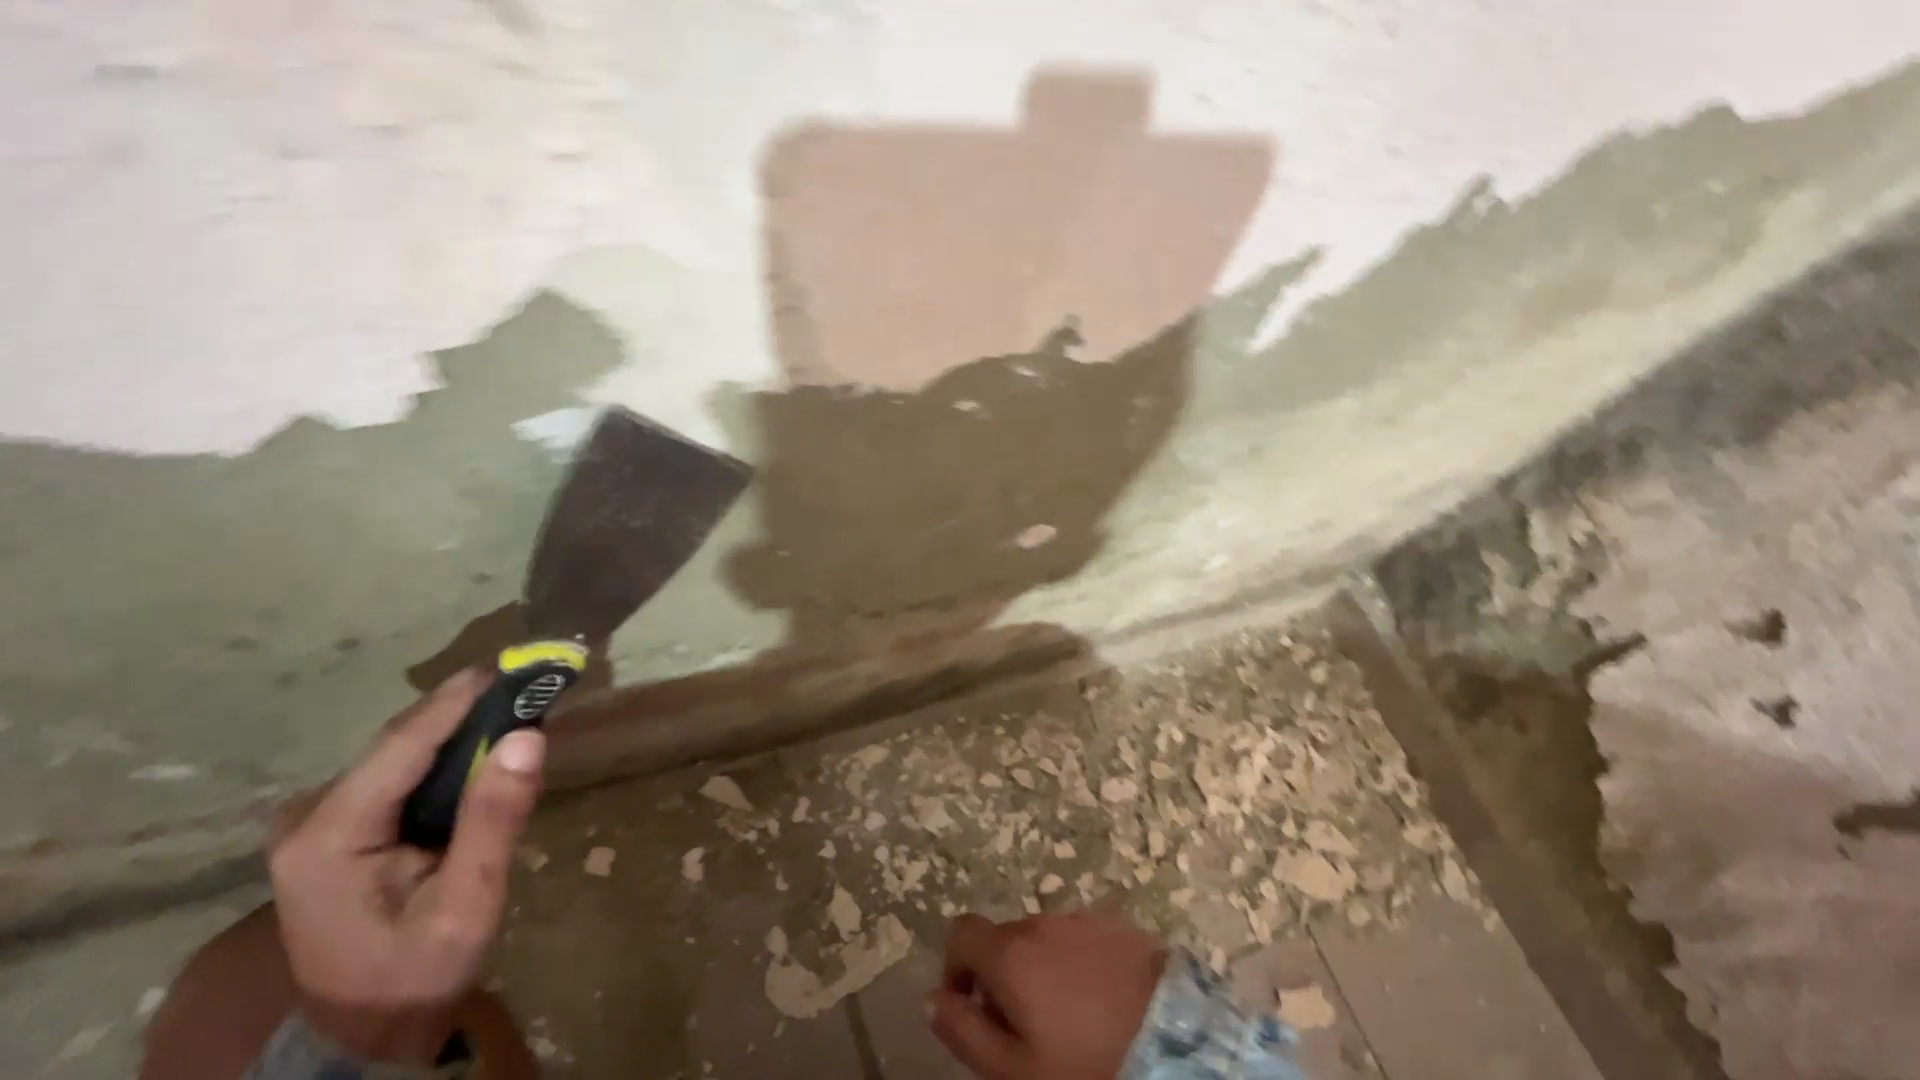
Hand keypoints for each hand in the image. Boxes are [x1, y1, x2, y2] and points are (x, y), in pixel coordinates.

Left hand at [267, 669, 545, 1065]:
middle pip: (397, 742)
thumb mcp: (468, 902)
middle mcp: (309, 816)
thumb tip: (529, 736)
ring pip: (398, 753)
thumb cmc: (418, 972)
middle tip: (526, 679)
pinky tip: (482, 743)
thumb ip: (494, 819)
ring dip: (457, 727)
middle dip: (464, 708)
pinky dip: (443, 754)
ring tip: (515, 701)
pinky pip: (396, 773)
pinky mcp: (335, 827)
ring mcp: (317, 821)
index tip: (513, 663)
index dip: (461, 699)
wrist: (366, 1030)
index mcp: (329, 836)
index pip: (404, 744)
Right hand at [931, 910, 1167, 1079]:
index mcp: (1010, 952)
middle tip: (1023, 1026)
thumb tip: (932, 998)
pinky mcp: (1122, 926)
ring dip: (1041, 968)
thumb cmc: (1086, 1062)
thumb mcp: (1013, 1069)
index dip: (955, 966)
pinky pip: (1082, 939)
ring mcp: (1086, 920)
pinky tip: (1100, 1000)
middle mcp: (1043, 922)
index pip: (960, 931)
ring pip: (1044, 938)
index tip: (971, 1005)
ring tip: (1068, 1016)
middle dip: (1001, 975)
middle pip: (1004, 938)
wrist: (1178, 1046)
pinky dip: (1078, 962)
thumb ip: (963, 1030)